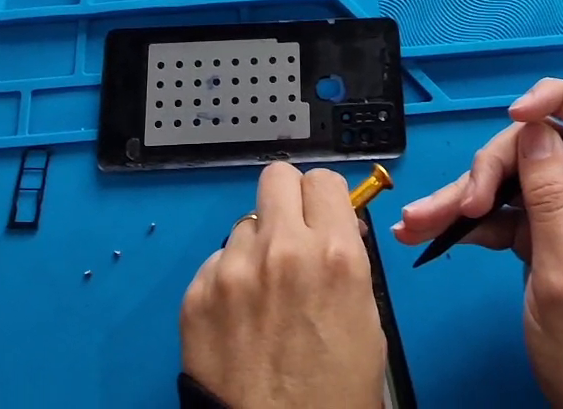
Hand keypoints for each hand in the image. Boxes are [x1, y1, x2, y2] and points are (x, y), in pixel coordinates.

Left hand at [181, 162, 386, 407]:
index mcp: (335, 253)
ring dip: (257, 247)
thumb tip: (333, 229)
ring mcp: (234, 269)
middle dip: (288, 199)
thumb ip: (347, 259)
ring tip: (263, 292)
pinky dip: (228, 282)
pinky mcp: (196, 294)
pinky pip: (216, 263)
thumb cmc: (337, 393)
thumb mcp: (365, 317)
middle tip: (291, 231)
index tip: (322, 217)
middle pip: (277, 176)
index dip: (324, 199)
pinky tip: (239, 318)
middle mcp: (283, 247)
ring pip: (245, 224)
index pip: (323, 180)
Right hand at [394, 79, 562, 408]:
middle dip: (490, 167)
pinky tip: (426, 231)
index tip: (514, 115)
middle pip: (534, 145)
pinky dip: (462, 220)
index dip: (557, 99)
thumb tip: (535, 130)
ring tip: (418, 221)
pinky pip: (497, 210)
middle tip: (461, 206)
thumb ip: (550, 199)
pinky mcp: (539, 231)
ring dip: (461, 195)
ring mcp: (562, 211)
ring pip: (507, 176)